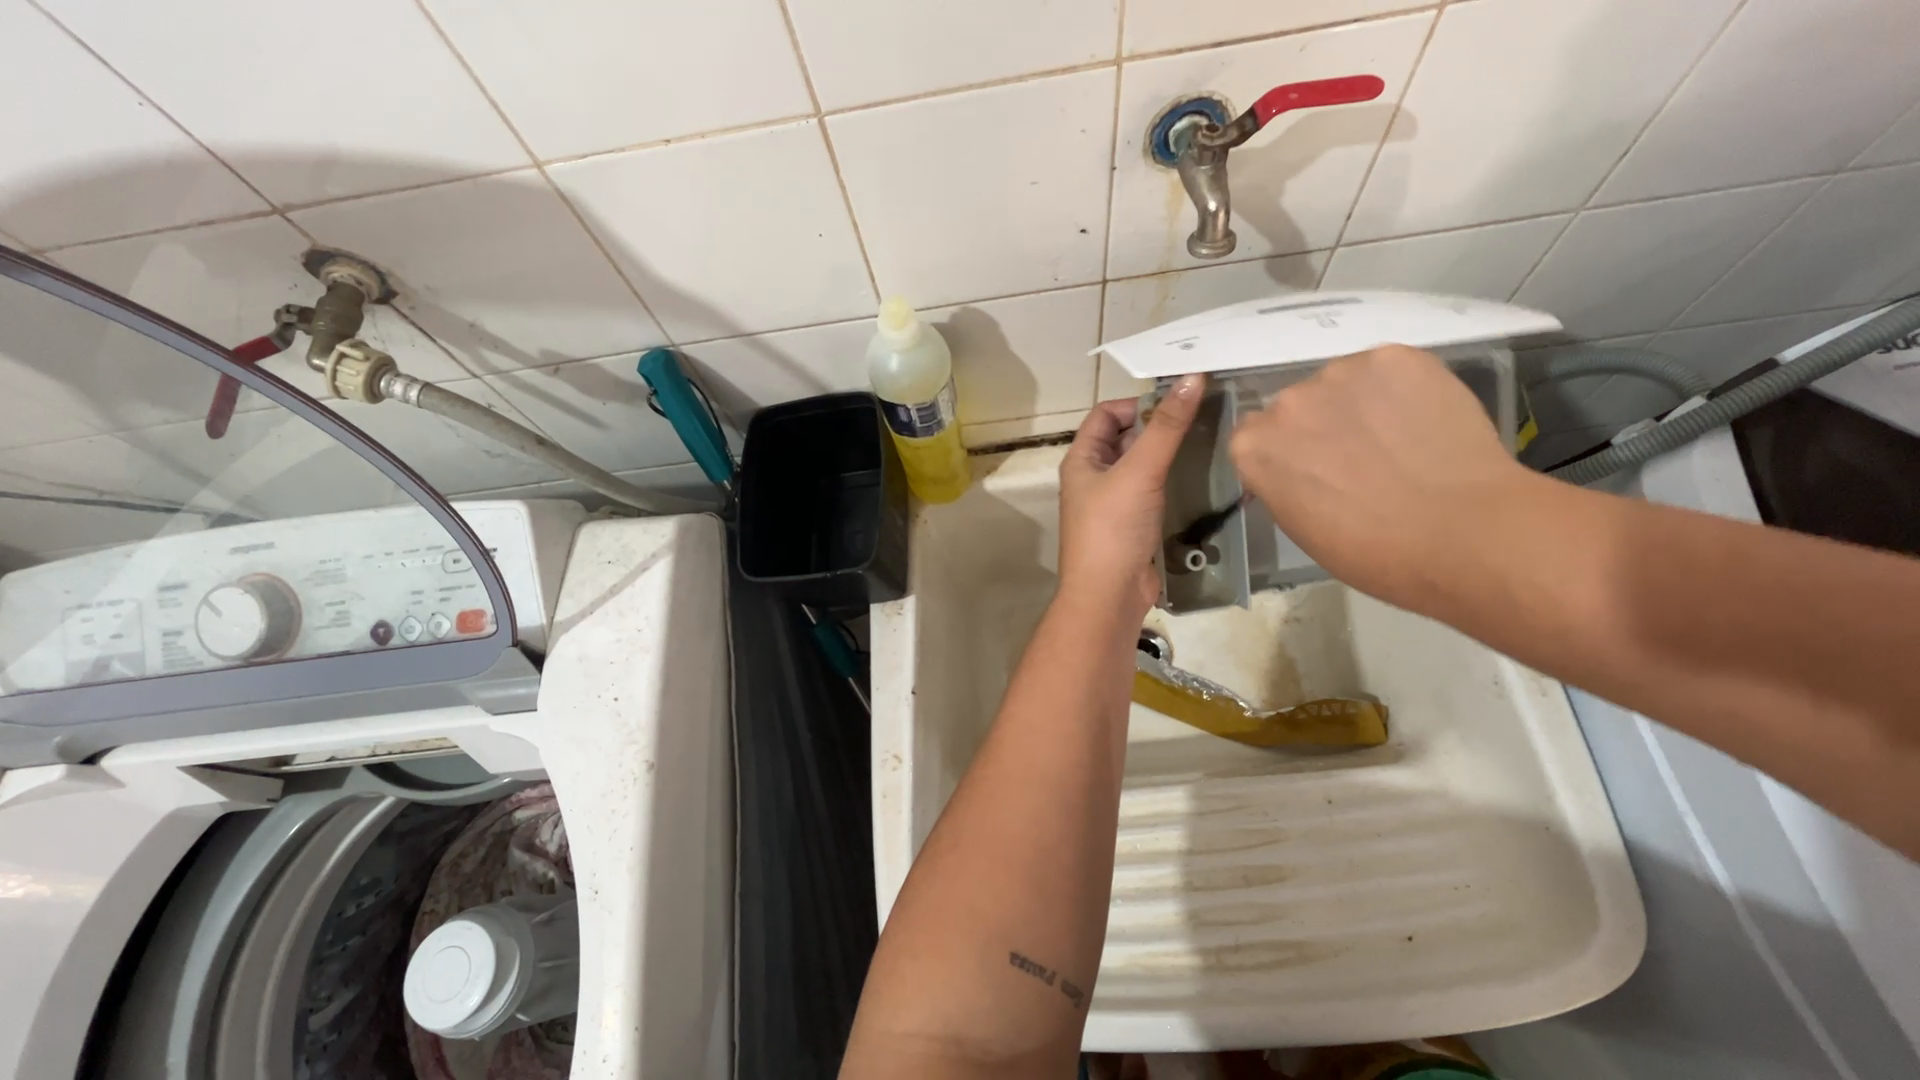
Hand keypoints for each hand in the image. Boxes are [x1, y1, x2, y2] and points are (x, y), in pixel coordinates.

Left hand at [1058, 374, 1205, 620]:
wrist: (1109, 595)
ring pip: (1144, 467)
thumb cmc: (1113, 529)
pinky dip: (1176, 482)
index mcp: (1082, 459)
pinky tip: (1206, 477)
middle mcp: (1095, 477)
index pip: (1106, 414)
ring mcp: (1115, 503)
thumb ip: (1167, 426)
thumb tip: (1193, 378)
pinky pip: (1156, 492)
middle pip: (1129, 438)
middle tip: (1205, 417)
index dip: (1138, 402)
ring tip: (1212, 442)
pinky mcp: (1135, 525)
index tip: (1178, 401)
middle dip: (1161, 427)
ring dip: (1172, 455)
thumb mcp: (1139, 471)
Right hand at [1229, 346, 1534, 607]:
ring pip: (1343, 384)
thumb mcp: (1303, 528)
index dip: (1287, 454)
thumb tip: (1303, 469)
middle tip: (1360, 458)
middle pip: (1297, 406)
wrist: (1461, 532)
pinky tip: (1427, 422)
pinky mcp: (1394, 357)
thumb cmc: (1374, 552)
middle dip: (1322, 426)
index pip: (1255, 437)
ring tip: (1400, 440)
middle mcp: (1286, 402)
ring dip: (1361, 404)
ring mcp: (1340, 373)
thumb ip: (1285, 484)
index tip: (1312, 471)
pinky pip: (1389, 371)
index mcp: (1253, 447)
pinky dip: (1404, 390)